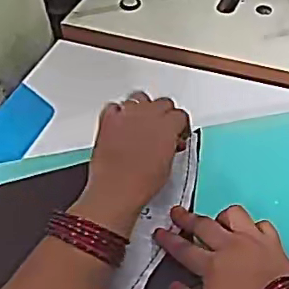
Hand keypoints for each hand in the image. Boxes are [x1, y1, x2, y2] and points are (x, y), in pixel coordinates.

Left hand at [73, 93, 189, 232]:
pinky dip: (119, 113)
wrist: (116, 190)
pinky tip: (122, 124)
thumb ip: (171, 145)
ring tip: (142, 124)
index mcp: (168, 125)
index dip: (180, 126)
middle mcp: (148, 114)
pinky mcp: (108, 120)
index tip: (177, 134)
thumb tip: (168, 144)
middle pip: (162, 103)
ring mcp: (127, 115)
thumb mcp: (168, 164)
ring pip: (139, 99)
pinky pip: (115, 107)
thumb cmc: (141, 183)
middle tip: (162, 130)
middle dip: (164, 115)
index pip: (180, 115)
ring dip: (143, 109)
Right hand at [153, 205, 288, 288]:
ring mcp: (254, 241)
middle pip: (204, 224)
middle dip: (186, 218)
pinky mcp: (274, 243)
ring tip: (218, 223)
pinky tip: (249, 234)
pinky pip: (261, 224)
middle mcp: (231, 246)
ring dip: (222, 217)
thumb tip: (174, 287)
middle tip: (177, 213)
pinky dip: (252, 226)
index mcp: (212, 266)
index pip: (184, 249)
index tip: (160, 232)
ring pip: (234, 215)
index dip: (169, 240)